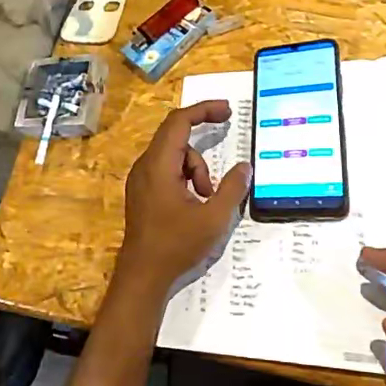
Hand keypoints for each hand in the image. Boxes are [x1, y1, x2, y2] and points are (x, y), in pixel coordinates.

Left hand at [115, 102, 251, 295]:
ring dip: (195, 169)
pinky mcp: (142, 191)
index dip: (203, 110)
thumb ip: (232, 188)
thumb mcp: (214, 217)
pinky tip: (194, 202)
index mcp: (158, 165)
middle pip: (176, 137)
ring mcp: (140, 179)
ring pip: (173, 156)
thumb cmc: (177, 245)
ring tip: (206, 198)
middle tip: (224, 148)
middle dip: (203, 145)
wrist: (143, 274)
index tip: (227, 111)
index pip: (178, 122)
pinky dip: (184, 178)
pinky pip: (166, 170)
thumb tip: (245, 166)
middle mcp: (145, 166)